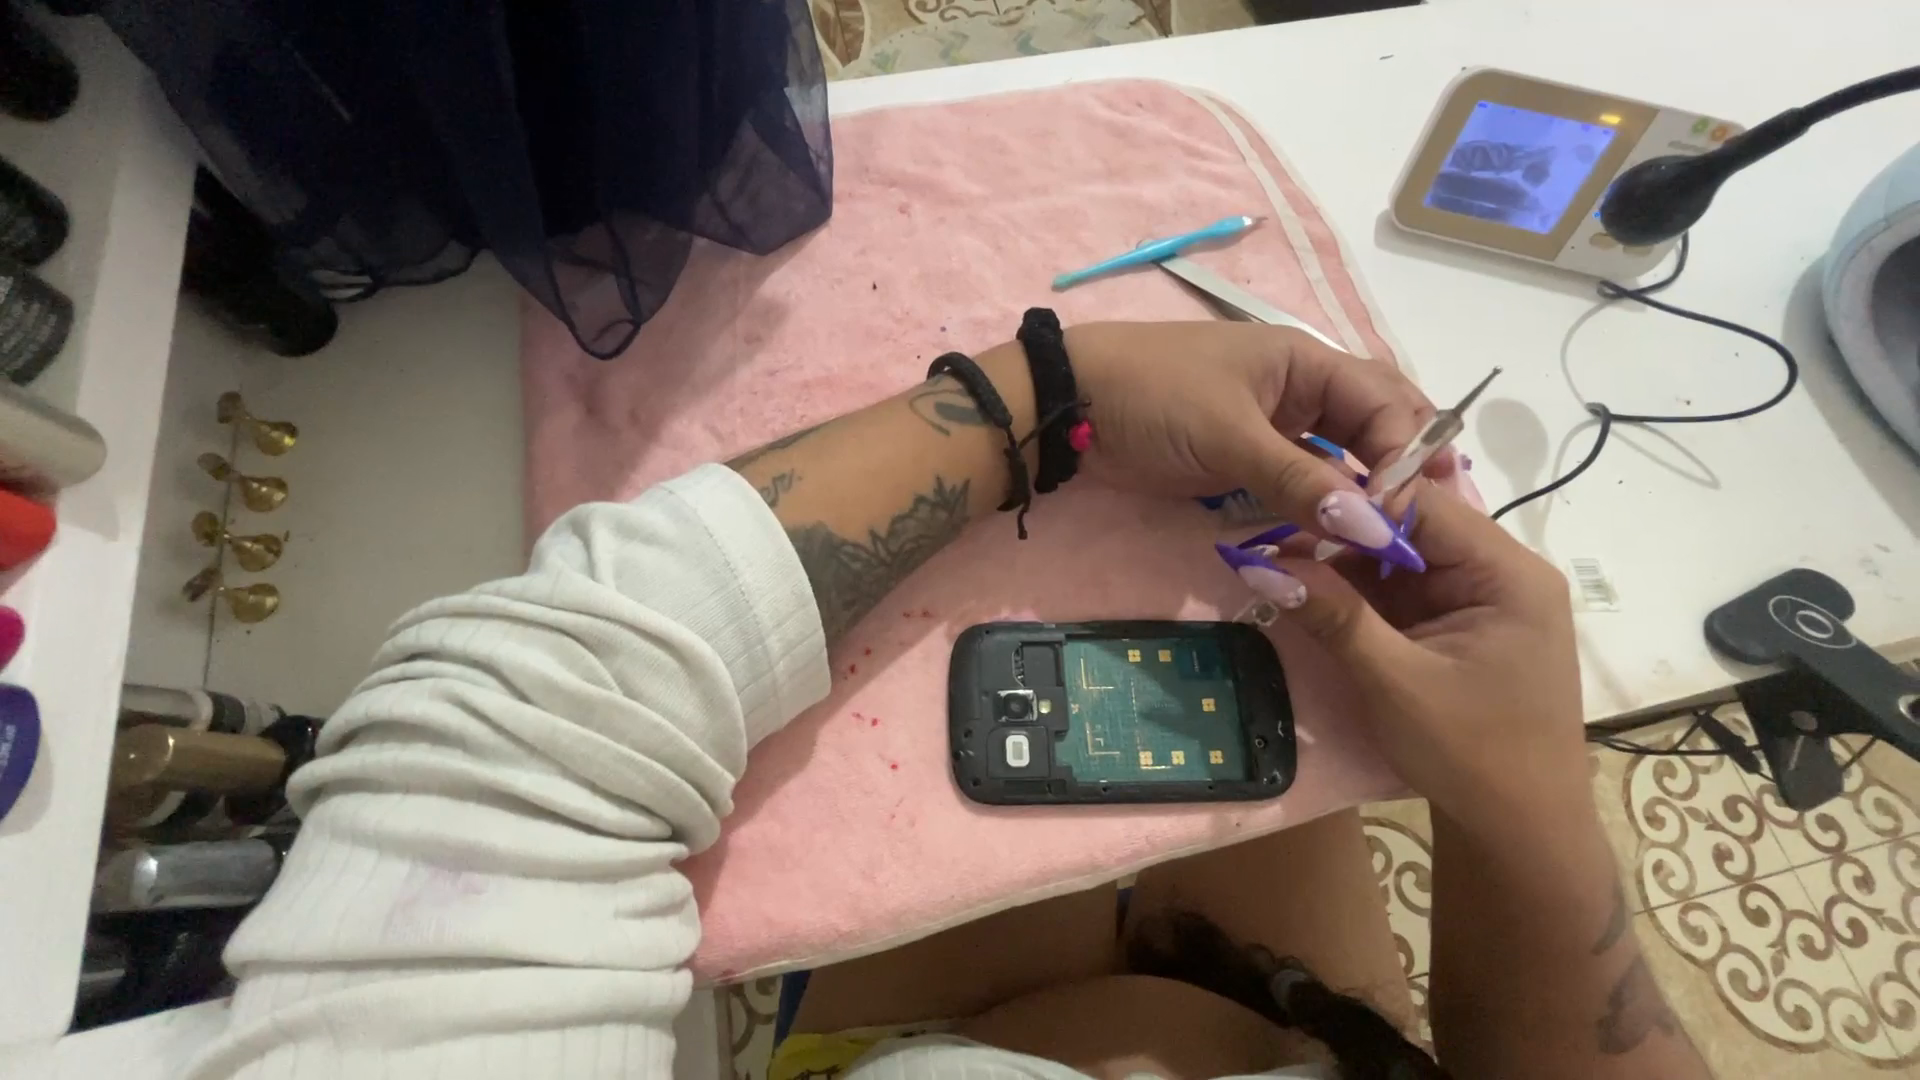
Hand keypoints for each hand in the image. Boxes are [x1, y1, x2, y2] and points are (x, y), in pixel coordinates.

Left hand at [1065, 321, 1454, 561]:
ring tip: (1385, 538)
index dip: (1407, 454)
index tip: (1407, 511)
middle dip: (1396, 472)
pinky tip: (1333, 533)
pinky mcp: (1240, 458)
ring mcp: (1269, 426)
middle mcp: (1299, 390)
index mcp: (1307, 361)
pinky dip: (1315, 503)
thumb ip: (1299, 480)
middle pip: (1370, 429)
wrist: (1073, 407)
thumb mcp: (1230, 435)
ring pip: (1333, 459)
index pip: (1386, 403)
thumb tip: (1375, 527)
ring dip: (1357, 494)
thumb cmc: (1155, 397)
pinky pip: (1294, 479)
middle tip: (1418, 527)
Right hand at [1235, 484, 1586, 832]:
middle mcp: (1497, 573)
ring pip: (1395, 558)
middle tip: (1269, 538)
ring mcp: (1475, 598)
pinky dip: (1353, 593)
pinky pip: (1396, 590)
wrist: (1518, 828)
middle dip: (1339, 534)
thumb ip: (1332, 616)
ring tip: (1278, 566)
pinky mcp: (1453, 623)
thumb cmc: (1472, 753)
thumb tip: (1257, 565)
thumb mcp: (1394, 680)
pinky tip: (1310, 593)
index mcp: (1506, 574)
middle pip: (1408, 528)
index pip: (1423, 506)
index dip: (1354, 501)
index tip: (1287, 505)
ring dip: (1339, 564)